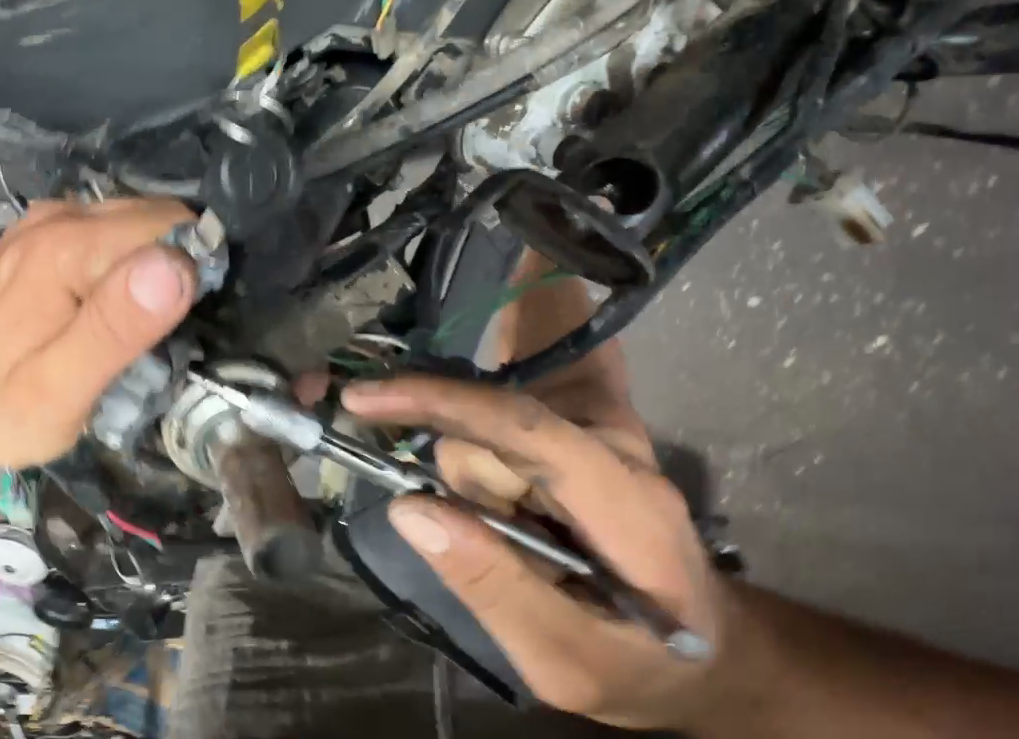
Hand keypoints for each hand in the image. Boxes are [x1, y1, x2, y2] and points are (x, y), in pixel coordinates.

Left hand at [0, 198, 196, 467]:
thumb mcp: (58, 390)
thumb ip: (114, 328)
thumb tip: (176, 267)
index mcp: (68, 249)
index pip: (172, 232)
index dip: (195, 276)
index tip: (185, 329)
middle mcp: (61, 217)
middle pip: (158, 220)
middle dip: (179, 269)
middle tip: (163, 336)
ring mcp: (49, 218)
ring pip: (138, 222)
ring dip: (155, 266)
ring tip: (139, 326)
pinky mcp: (45, 230)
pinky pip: (111, 230)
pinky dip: (127, 262)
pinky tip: (111, 307)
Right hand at [344, 377, 723, 729]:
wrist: (706, 652)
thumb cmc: (641, 665)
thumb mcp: (567, 660)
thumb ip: (492, 587)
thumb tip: (408, 508)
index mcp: (623, 502)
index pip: (524, 426)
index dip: (440, 402)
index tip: (362, 402)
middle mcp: (614, 448)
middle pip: (488, 432)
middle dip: (470, 492)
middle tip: (514, 557)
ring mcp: (600, 433)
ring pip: (483, 435)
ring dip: (479, 492)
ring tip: (526, 547)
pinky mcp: (579, 431)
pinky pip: (494, 432)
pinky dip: (481, 471)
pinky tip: (513, 514)